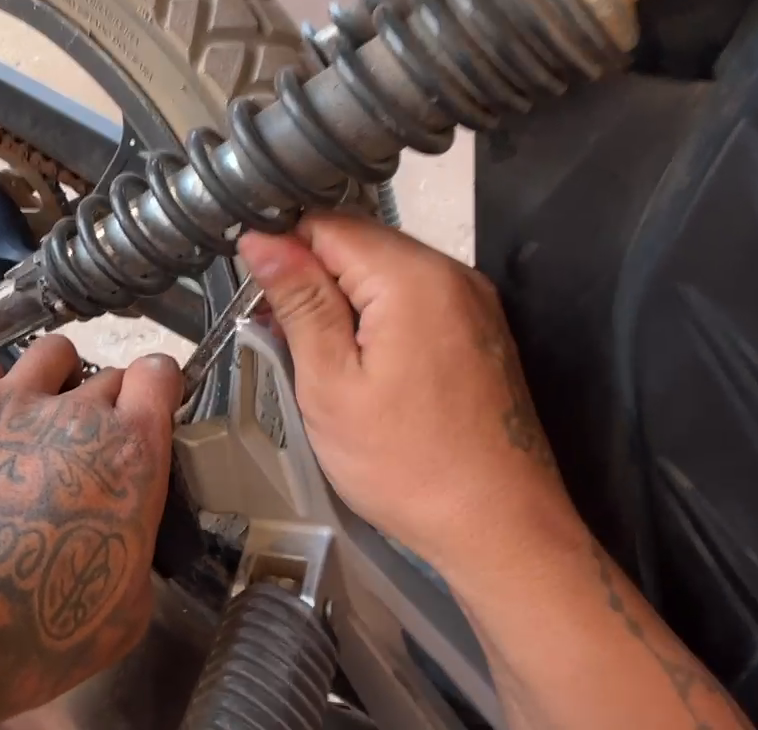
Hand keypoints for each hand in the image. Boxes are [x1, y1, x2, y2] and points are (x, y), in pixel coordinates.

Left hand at [0, 335, 180, 721]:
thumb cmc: (28, 635)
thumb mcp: (122, 613)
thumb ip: (135, 544)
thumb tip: (124, 521)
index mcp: (126, 456)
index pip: (158, 377)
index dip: (154, 389)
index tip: (144, 406)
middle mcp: (73, 410)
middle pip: (104, 375)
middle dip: (102, 405)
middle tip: (81, 446)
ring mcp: (6, 395)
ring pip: (50, 353)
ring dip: (51, 379)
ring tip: (28, 415)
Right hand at [236, 214, 581, 579]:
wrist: (502, 532)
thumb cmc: (404, 462)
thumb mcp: (330, 381)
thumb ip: (298, 299)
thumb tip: (259, 239)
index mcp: (412, 278)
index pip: (324, 224)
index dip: (279, 250)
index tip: (255, 297)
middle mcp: (451, 273)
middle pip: (355, 241)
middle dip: (308, 275)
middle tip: (277, 331)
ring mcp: (472, 300)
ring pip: (380, 268)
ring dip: (337, 295)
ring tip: (312, 351)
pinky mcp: (478, 328)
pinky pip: (409, 295)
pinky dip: (372, 312)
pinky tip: (354, 357)